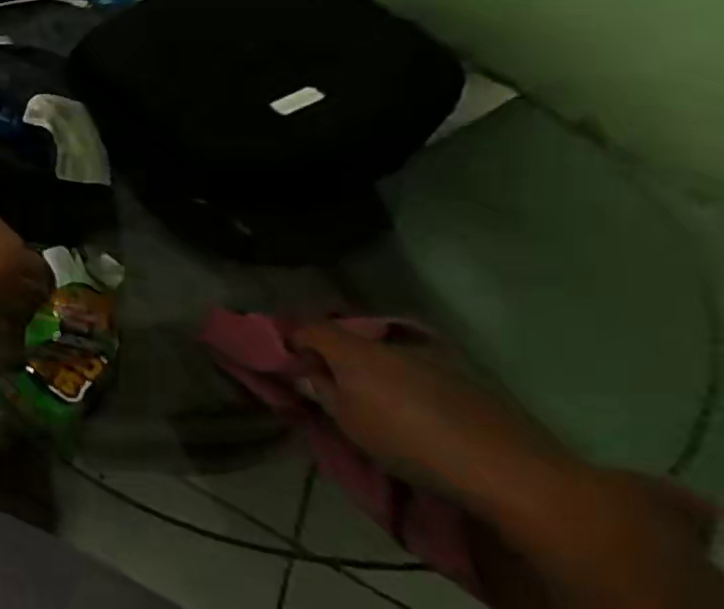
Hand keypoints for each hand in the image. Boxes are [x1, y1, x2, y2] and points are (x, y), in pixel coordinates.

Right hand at [291, 322, 576, 511]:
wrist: (513, 471)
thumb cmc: (411, 443)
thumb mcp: (350, 423)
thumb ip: (322, 391)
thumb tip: (308, 372)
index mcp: (355, 350)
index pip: (309, 327)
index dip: (292, 337)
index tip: (285, 356)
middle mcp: (390, 342)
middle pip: (350, 338)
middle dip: (335, 353)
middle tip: (329, 379)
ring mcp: (434, 356)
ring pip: (388, 353)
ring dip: (375, 367)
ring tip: (376, 396)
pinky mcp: (469, 376)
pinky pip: (421, 369)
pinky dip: (408, 380)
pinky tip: (417, 407)